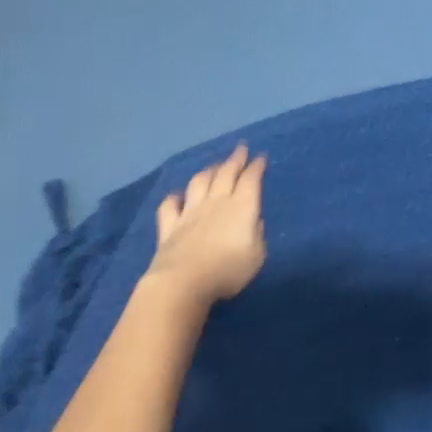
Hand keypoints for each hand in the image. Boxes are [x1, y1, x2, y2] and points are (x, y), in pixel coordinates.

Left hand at [144, 145, 267, 313]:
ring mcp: (190, 213)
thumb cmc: (228, 271)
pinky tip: (178, 195)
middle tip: (241, 149)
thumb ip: (257, 234)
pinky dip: (175, 197)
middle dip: (235, 160)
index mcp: (241, 208)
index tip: (261, 157)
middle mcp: (216, 203)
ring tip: (215, 166)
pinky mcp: (170, 226)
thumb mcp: (257, 255)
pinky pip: (170, 205)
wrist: (183, 282)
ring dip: (209, 171)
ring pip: (199, 183)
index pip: (251, 180)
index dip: (257, 167)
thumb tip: (253, 220)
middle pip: (226, 174)